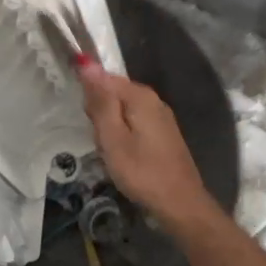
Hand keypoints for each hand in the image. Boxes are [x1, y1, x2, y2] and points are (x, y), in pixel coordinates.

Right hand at [77, 58, 217, 228]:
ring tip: (110, 152)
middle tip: (101, 142)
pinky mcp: (163, 134)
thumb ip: (100, 101)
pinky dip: (123, 136)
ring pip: (123, 111)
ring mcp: (161, 117)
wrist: (178, 202)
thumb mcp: (113, 138)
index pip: (105, 78)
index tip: (87, 122)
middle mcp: (154, 100)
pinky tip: (123, 156)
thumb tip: (87, 63)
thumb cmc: (141, 172)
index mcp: (141, 96)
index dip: (90, 97)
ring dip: (110, 129)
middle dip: (100, 115)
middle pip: (115, 94)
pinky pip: (134, 124)